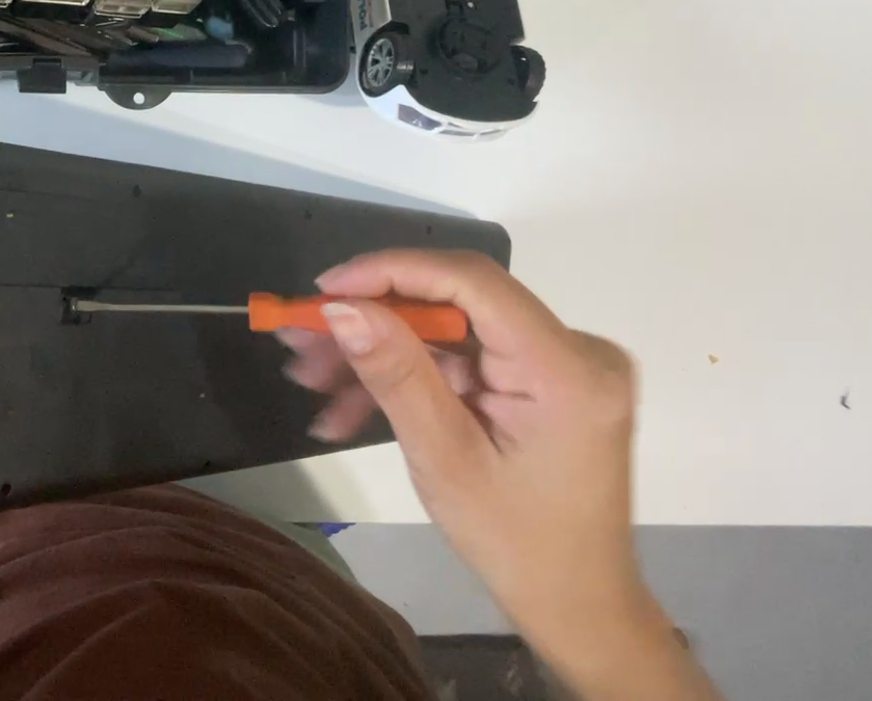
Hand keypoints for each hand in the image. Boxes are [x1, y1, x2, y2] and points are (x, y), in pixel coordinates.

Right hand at [277, 249, 717, 700]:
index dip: (390, 271)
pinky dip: (398, 377)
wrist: (572, 600)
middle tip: (299, 336)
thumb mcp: (443, 457)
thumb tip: (341, 308)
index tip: (323, 290)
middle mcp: (568, 348)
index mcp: (564, 367)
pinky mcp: (530, 377)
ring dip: (371, 353)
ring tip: (308, 379)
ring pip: (440, 331)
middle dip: (367, 319)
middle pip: (449, 303)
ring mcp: (551, 361)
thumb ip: (395, 374)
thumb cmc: (513, 539)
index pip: (470, 282)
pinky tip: (344, 408)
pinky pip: (451, 359)